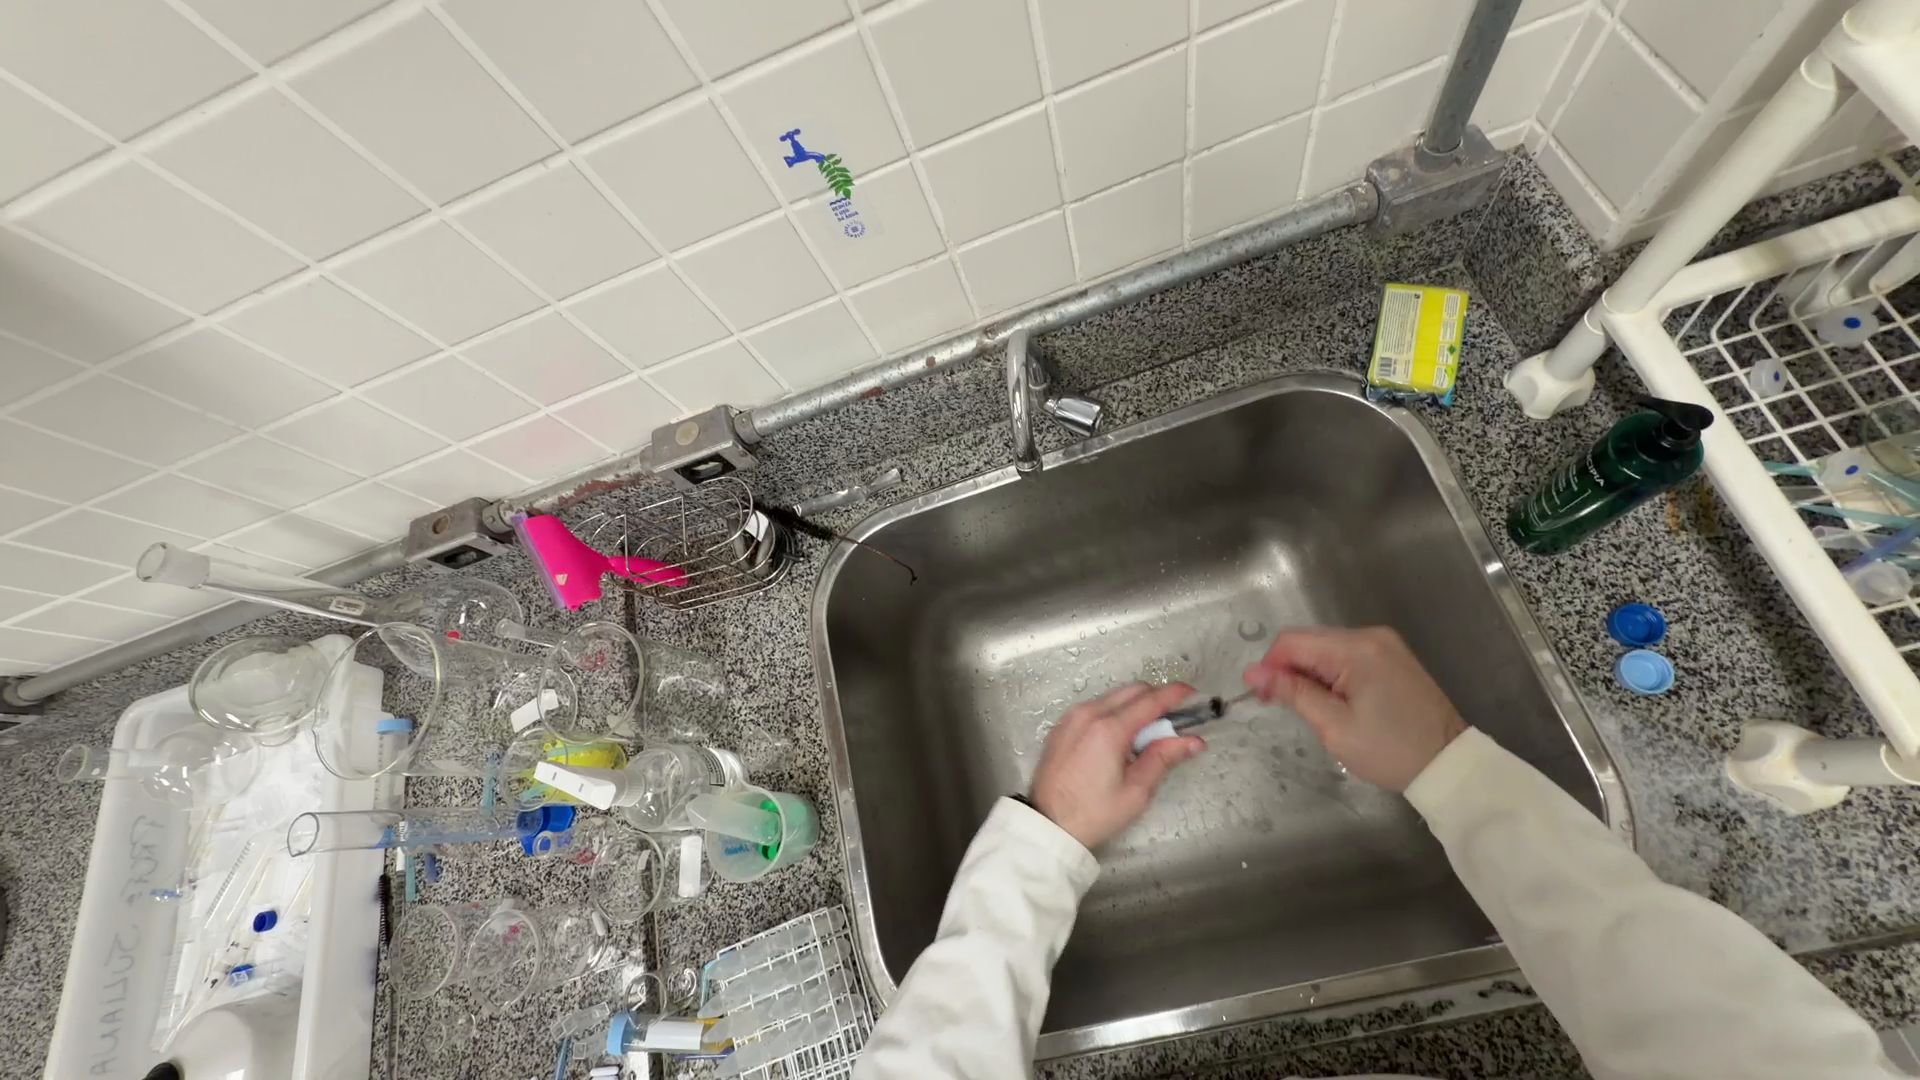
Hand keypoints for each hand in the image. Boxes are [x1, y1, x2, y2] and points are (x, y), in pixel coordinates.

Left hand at [1028, 682, 1205, 849]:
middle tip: (1175, 720)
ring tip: (1149, 733)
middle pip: (1131, 691)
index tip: (1193, 693)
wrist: (1047, 824)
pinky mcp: (1062, 725)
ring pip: (1113, 697)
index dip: (1175, 694)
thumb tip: (1194, 740)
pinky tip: (1122, 737)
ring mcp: (1072, 716)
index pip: (1150, 700)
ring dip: (1135, 705)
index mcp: (1109, 728)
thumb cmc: (1094, 813)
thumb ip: (1164, 758)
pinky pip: (1095, 707)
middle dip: (1156, 698)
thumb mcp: (1136, 791)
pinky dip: (1114, 712)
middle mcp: (1088, 713)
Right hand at [1243, 626, 1466, 791]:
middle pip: (1307, 640)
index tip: (1267, 697)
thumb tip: (1252, 673)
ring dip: (1309, 672)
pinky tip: (1335, 699)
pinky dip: (1330, 673)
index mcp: (1356, 649)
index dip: (1270, 666)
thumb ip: (1292, 692)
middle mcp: (1369, 636)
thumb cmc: (1389, 750)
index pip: (1291, 641)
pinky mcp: (1390, 655)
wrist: (1450, 765)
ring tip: (1314, 707)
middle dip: (1288, 669)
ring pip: (1324, 647)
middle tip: (1285, 706)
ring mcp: (1383, 644)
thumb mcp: (1333, 725)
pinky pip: (1344, 654)